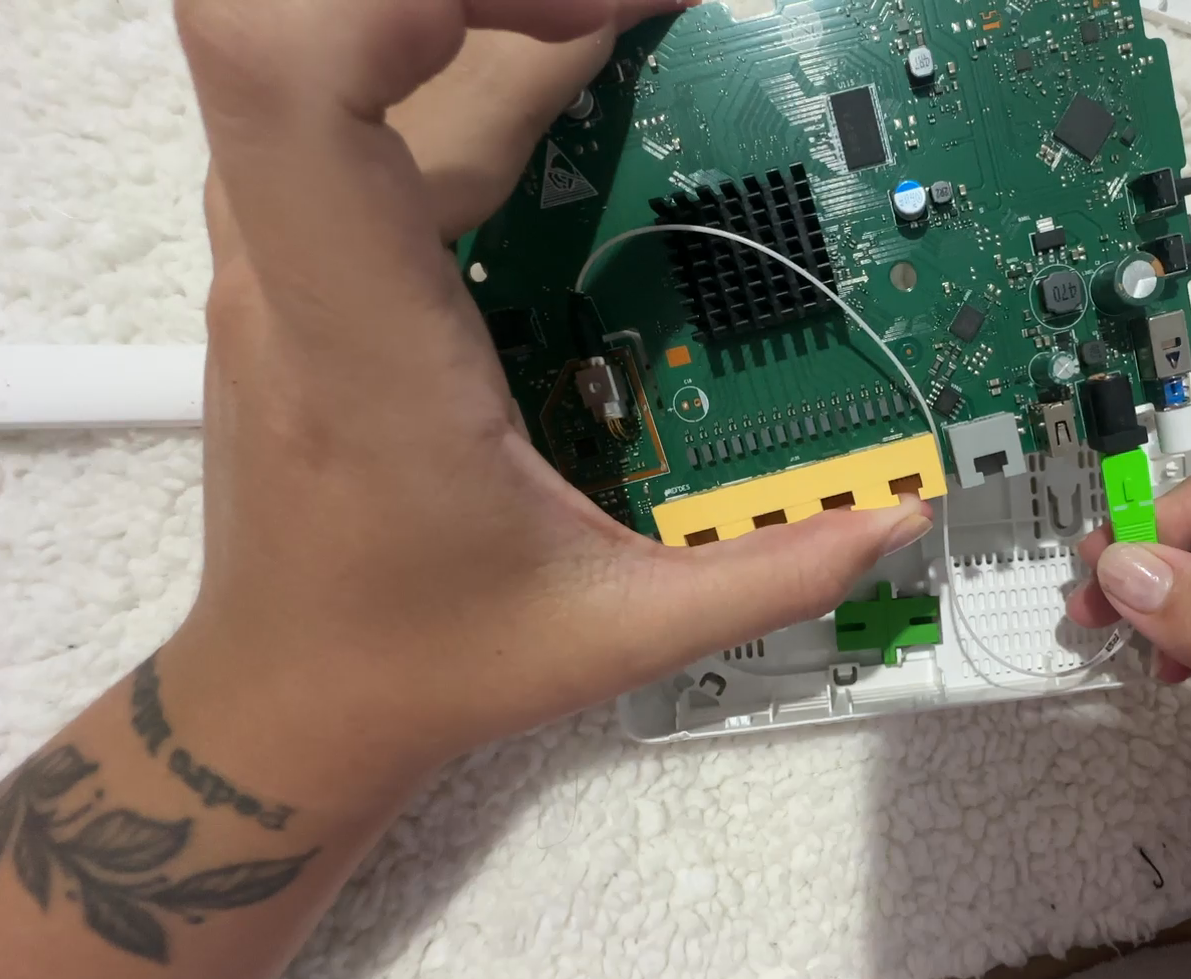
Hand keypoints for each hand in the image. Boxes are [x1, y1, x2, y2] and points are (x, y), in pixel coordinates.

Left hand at [161, 0, 932, 779]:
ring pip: (350, 59)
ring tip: (640, 27)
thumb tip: (898, 517)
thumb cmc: (439, 666)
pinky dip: (471, 71)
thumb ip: (777, 578)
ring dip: (492, 16)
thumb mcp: (628, 633)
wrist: (300, 696)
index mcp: (373, 353)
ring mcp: (292, 266)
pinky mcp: (318, 275)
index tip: (607, 4)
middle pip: (325, 21)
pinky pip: (371, 120)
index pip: (300, 73)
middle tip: (669, 8)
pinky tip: (575, 105)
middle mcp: (304, 279)